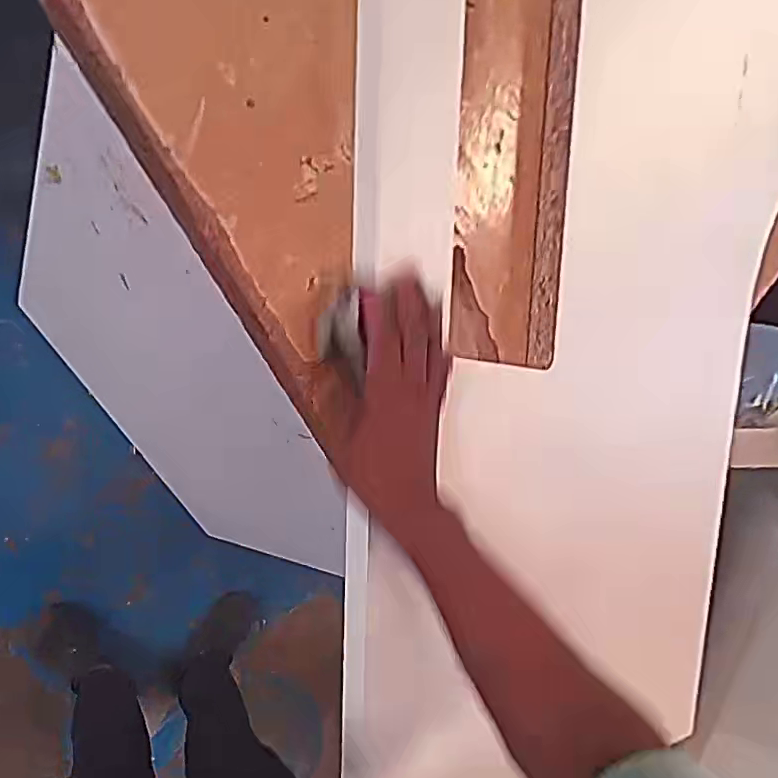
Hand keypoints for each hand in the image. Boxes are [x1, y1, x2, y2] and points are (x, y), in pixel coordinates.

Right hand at [336, 270, 451, 547]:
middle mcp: (410, 389)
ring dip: (427, 316)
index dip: (375, 311)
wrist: (408, 502)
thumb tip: (336, 370)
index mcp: (384, 392)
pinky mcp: (433, 409)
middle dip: (406, 300)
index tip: (368, 289)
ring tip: (425, 293)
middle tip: (403, 274)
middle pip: (411, 334)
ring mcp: (425, 398)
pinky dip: (439, 350)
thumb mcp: (341, 438)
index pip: (381, 339)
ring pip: (430, 347)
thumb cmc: (376, 478)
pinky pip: (440, 371)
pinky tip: (440, 343)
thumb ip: (340, 399)